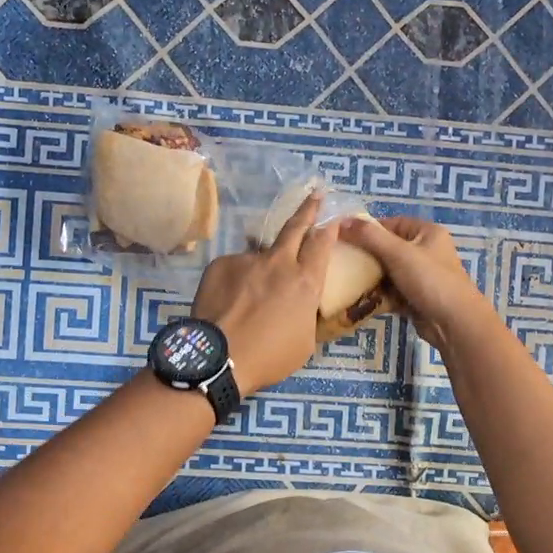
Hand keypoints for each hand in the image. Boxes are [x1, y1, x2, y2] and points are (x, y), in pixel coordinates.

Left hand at [190, 193, 336, 392]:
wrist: (219, 357)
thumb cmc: (269, 357)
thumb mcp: (304, 341)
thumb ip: (304, 312)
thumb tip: (299, 303)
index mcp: (306, 283)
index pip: (322, 245)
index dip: (330, 229)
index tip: (333, 218)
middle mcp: (280, 263)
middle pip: (296, 228)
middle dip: (308, 209)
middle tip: (315, 195)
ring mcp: (248, 260)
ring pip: (260, 255)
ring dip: (262, 267)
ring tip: (252, 294)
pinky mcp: (221, 264)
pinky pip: (234, 268)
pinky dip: (236, 281)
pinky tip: (229, 302)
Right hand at [338, 217, 493, 346]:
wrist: (454, 323)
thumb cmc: (429, 280)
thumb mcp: (398, 253)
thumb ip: (369, 236)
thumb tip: (341, 221)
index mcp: (427, 233)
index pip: (392, 223)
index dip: (368, 229)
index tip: (343, 237)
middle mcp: (426, 251)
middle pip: (389, 248)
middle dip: (366, 255)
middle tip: (341, 260)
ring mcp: (422, 277)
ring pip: (389, 271)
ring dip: (370, 276)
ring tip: (345, 279)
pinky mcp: (416, 298)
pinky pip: (392, 291)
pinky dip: (379, 294)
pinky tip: (359, 297)